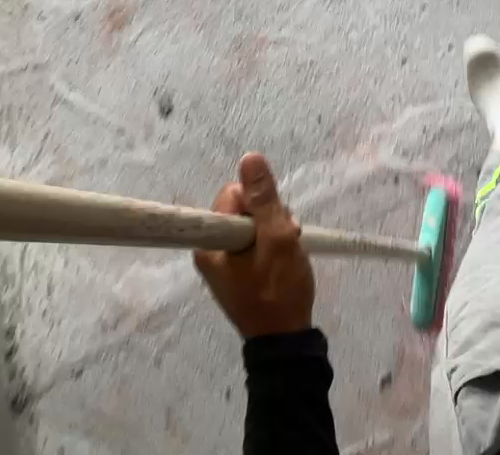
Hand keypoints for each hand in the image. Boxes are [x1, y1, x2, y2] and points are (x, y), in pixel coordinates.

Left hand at [193, 152, 315, 337]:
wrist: (285, 341)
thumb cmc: (279, 290)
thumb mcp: (277, 239)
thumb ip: (264, 198)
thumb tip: (249, 158)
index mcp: (210, 242)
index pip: (231, 195)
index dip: (256, 201)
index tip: (273, 220)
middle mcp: (210, 249)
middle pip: (242, 208)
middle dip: (269, 215)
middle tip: (287, 236)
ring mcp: (222, 261)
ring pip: (251, 223)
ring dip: (274, 229)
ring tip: (289, 249)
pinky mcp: (235, 270)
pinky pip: (252, 241)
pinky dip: (271, 243)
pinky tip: (284, 256)